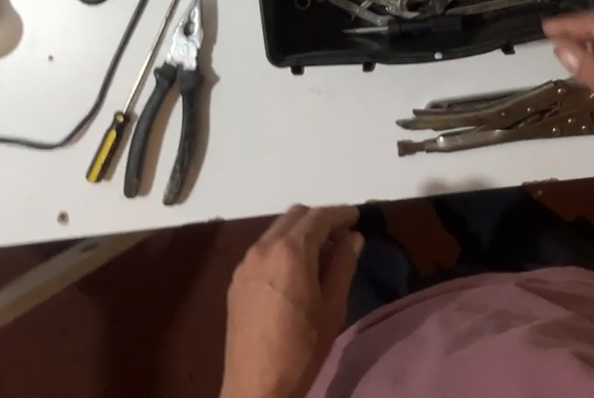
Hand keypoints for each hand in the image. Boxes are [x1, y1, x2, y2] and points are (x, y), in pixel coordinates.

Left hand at [220, 205, 363, 397]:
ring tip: (319, 256)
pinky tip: (294, 272)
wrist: (256, 387)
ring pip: (277, 230)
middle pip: (296, 216)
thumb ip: (344, 264)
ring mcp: (246, 263)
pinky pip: (263, 249)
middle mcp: (264, 247)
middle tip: (340, 237)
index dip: (340, 213)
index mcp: (290, 250)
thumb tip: (353, 237)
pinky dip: (282, 247)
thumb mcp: (333, 306)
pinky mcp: (236, 280)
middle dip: (319, 219)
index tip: (356, 217)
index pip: (319, 216)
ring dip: (300, 233)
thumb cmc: (303, 348)